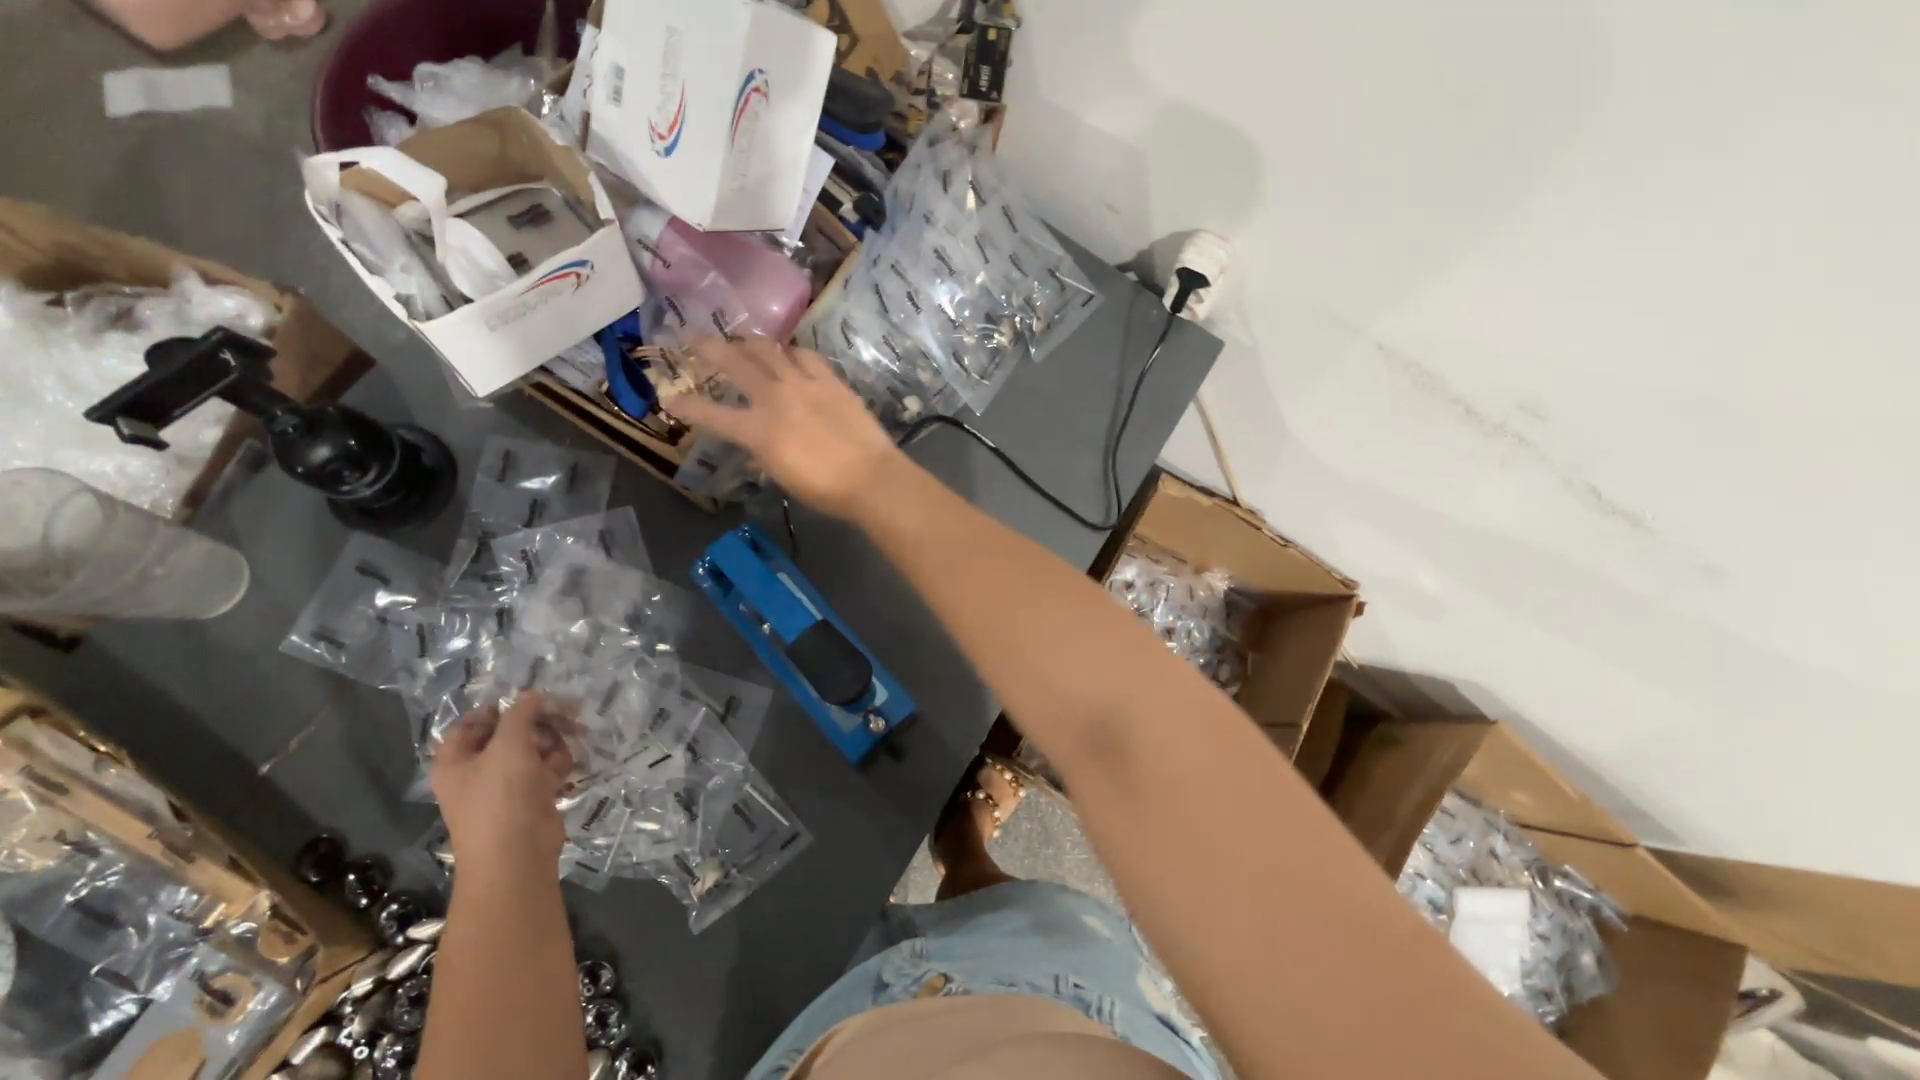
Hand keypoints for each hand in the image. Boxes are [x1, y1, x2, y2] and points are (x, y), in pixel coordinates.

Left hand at [430, 693, 575, 875]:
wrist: (517, 856)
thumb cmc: (502, 797)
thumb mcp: (508, 745)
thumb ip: (520, 714)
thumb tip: (533, 694)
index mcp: (455, 760)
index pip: (473, 722)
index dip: (501, 708)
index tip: (531, 700)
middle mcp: (476, 772)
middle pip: (508, 734)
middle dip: (538, 722)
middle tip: (568, 712)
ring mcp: (504, 787)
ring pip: (531, 750)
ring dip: (552, 741)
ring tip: (571, 739)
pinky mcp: (530, 799)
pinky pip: (544, 771)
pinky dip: (557, 763)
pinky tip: (567, 763)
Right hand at [660, 337, 903, 518]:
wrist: (869, 477)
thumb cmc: (824, 489)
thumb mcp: (783, 477)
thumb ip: (764, 457)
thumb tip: (755, 449)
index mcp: (758, 430)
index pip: (712, 415)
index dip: (688, 406)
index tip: (670, 397)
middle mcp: (775, 398)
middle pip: (735, 363)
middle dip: (710, 348)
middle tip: (695, 339)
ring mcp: (804, 384)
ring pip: (769, 350)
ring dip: (751, 342)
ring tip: (743, 339)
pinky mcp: (831, 381)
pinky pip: (806, 356)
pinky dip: (793, 353)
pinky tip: (791, 354)